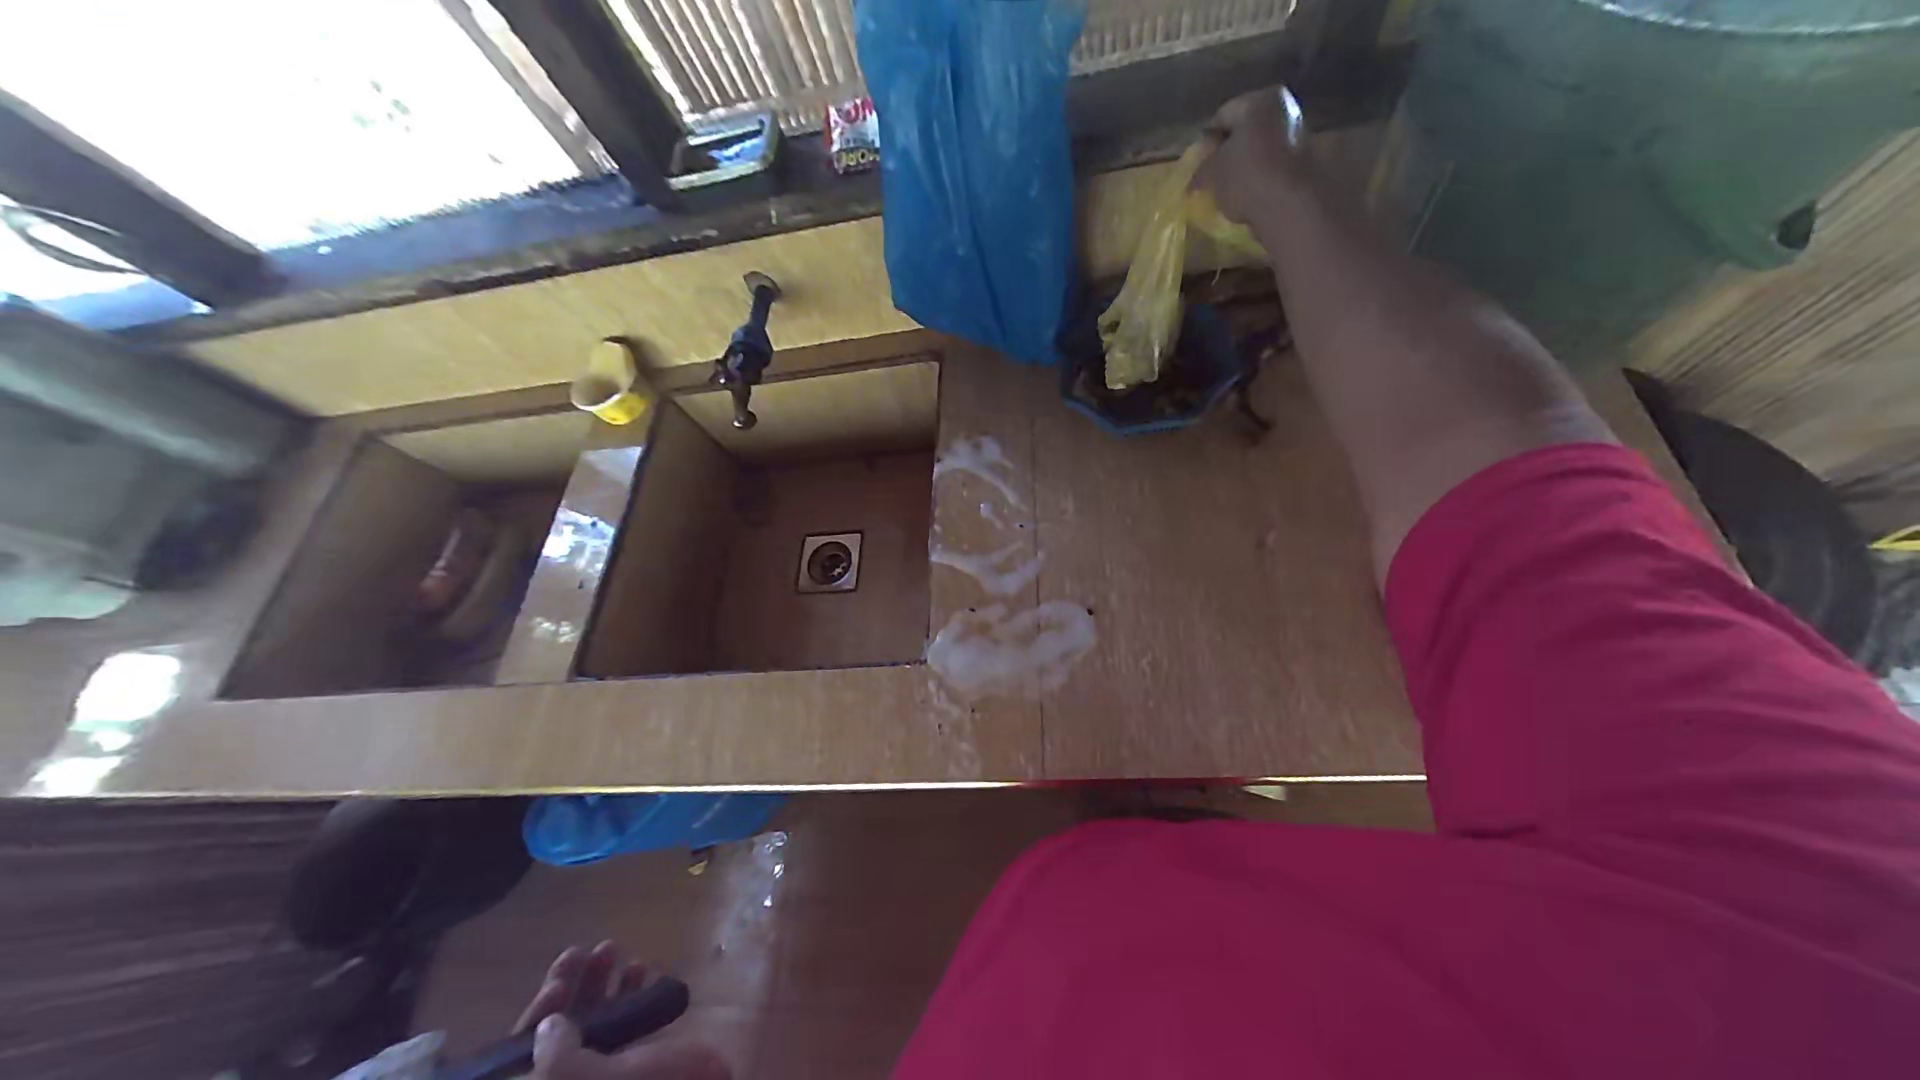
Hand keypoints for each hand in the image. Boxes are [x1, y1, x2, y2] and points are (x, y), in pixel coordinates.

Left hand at [516, 941, 729, 1079]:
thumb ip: (561, 1059)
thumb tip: (548, 1027)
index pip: (526, 1062)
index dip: (535, 1020)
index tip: (558, 985)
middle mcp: (579, 1078)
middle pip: (557, 1036)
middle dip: (571, 990)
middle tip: (584, 953)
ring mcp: (608, 1071)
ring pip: (589, 1027)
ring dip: (599, 985)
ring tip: (612, 949)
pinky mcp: (636, 1060)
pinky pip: (621, 1024)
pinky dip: (626, 994)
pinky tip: (640, 969)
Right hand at [1193, 85, 1306, 226]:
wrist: (1289, 206)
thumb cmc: (1245, 178)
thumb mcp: (1213, 171)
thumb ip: (1204, 165)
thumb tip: (1200, 172)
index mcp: (1260, 100)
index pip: (1222, 116)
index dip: (1205, 142)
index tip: (1196, 166)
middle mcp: (1284, 108)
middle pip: (1244, 129)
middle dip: (1226, 152)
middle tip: (1210, 178)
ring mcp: (1298, 133)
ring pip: (1259, 147)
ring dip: (1243, 165)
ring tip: (1227, 189)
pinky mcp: (1305, 160)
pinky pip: (1272, 163)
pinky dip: (1258, 175)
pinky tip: (1246, 193)